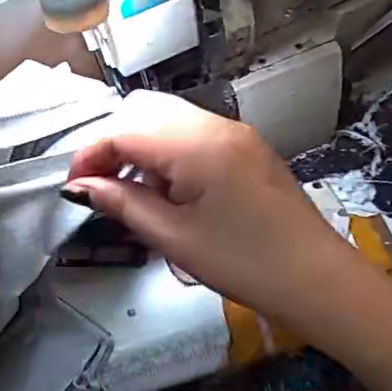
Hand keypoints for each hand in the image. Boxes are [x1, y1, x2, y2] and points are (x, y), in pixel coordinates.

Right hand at [61, 95, 364, 318]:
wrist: (317, 280)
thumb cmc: (243, 262)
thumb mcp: (172, 236)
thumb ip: (121, 202)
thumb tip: (80, 186)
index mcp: (196, 144)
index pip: (124, 129)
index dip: (90, 154)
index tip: (74, 187)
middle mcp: (216, 125)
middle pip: (143, 111)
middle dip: (111, 143)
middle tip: (98, 185)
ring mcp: (234, 133)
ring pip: (166, 118)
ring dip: (137, 145)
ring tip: (129, 191)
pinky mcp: (245, 147)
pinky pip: (190, 132)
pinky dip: (164, 151)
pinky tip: (164, 188)